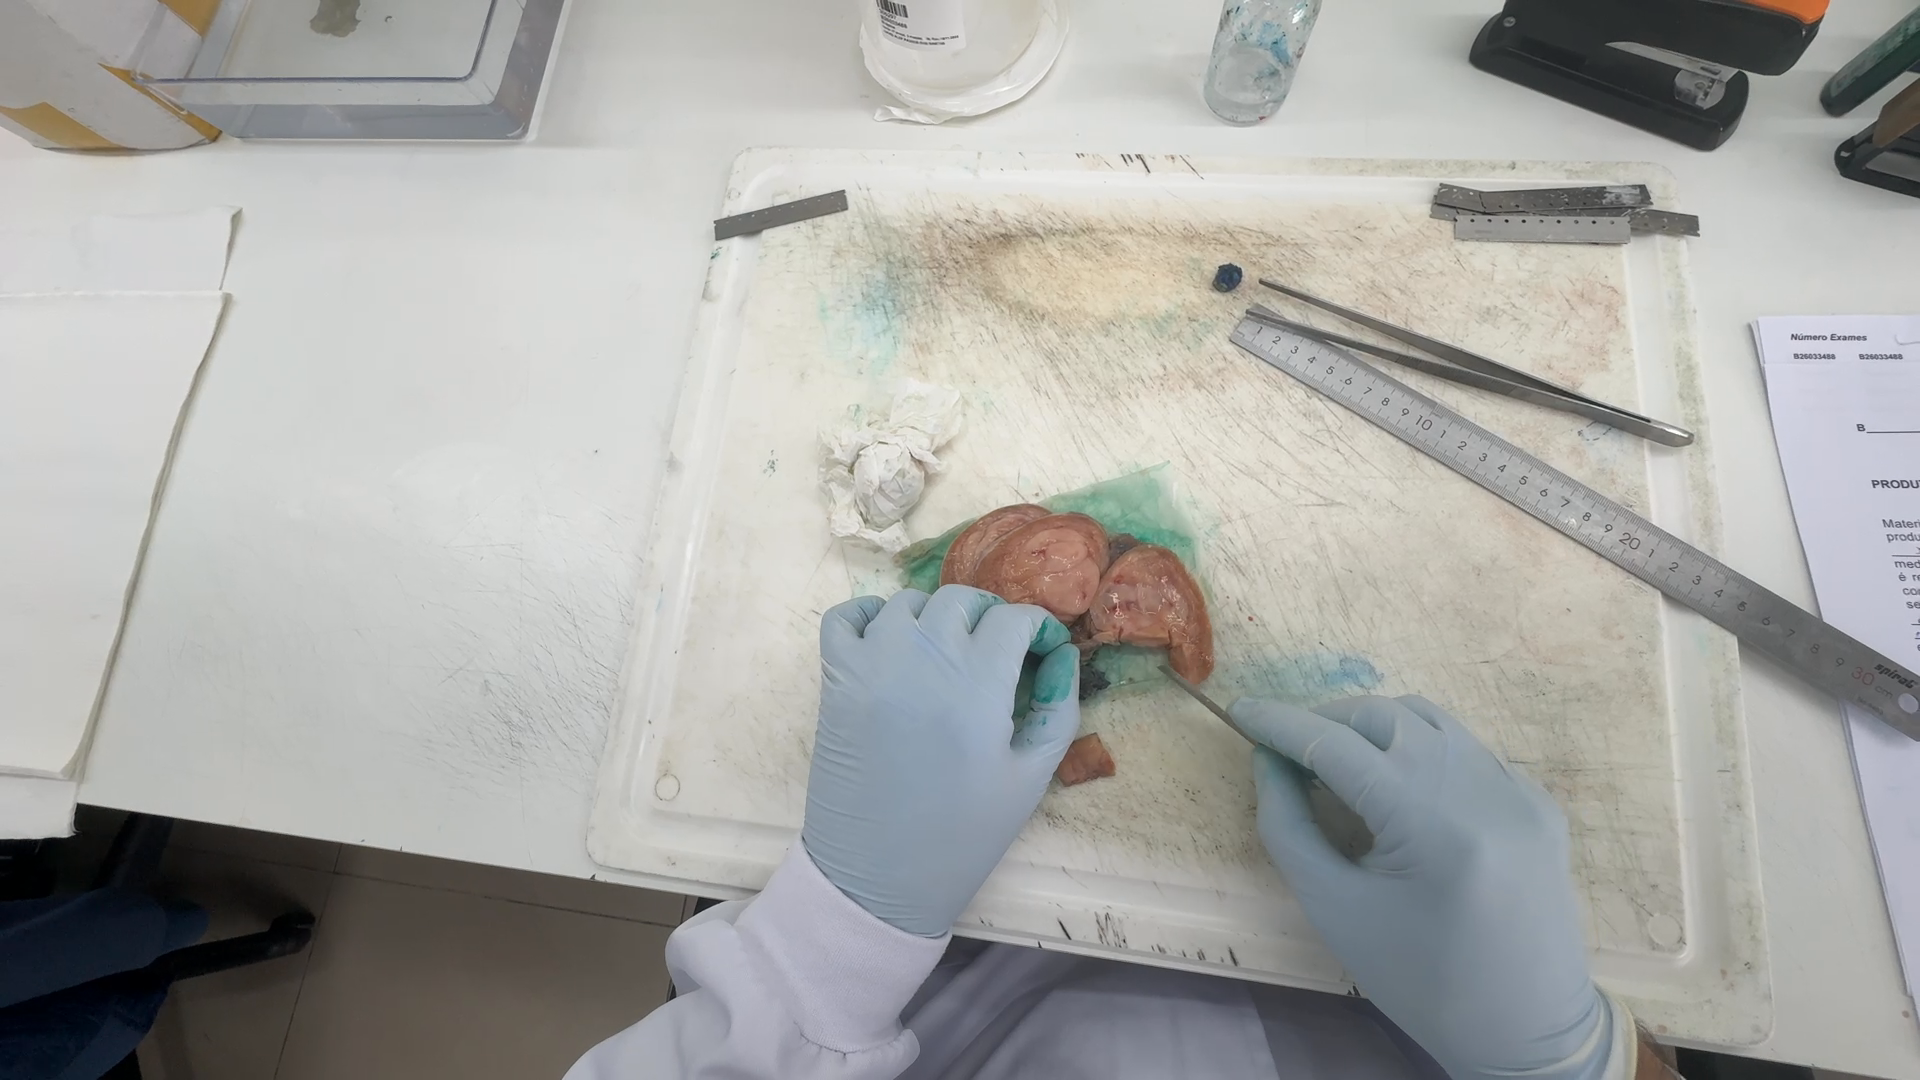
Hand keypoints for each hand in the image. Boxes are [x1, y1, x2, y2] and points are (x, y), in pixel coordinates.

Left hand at [802, 585, 1080, 936]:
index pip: (1014, 619)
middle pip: (963, 600)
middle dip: (991, 617)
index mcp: (977, 686)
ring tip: (947, 652)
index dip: (1037, 628)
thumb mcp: (1031, 778)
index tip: (1041, 651)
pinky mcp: (835, 677)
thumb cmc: (963, 834)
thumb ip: (1058, 708)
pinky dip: (869, 613)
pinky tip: (889, 639)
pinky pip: (846, 615)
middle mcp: (922, 659)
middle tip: (998, 652)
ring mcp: (871, 663)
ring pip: (909, 601)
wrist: (876, 877)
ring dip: (936, 617)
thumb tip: (1062, 655)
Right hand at [1235, 695, 1614, 1079]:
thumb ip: (1286, 821)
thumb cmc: (1415, 978)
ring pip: (1423, 717)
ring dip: (1368, 725)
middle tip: (1288, 751)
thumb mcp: (1329, 904)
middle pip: (1380, 716)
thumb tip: (1267, 757)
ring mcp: (1517, 791)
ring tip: (1338, 759)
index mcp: (1431, 825)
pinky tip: (1398, 785)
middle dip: (1323, 721)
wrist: (1530, 1037)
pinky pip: (1461, 745)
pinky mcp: (1536, 801)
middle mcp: (1482, 791)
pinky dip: (1414, 746)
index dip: (1279, 722)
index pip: (1335, 745)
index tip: (1239, 710)